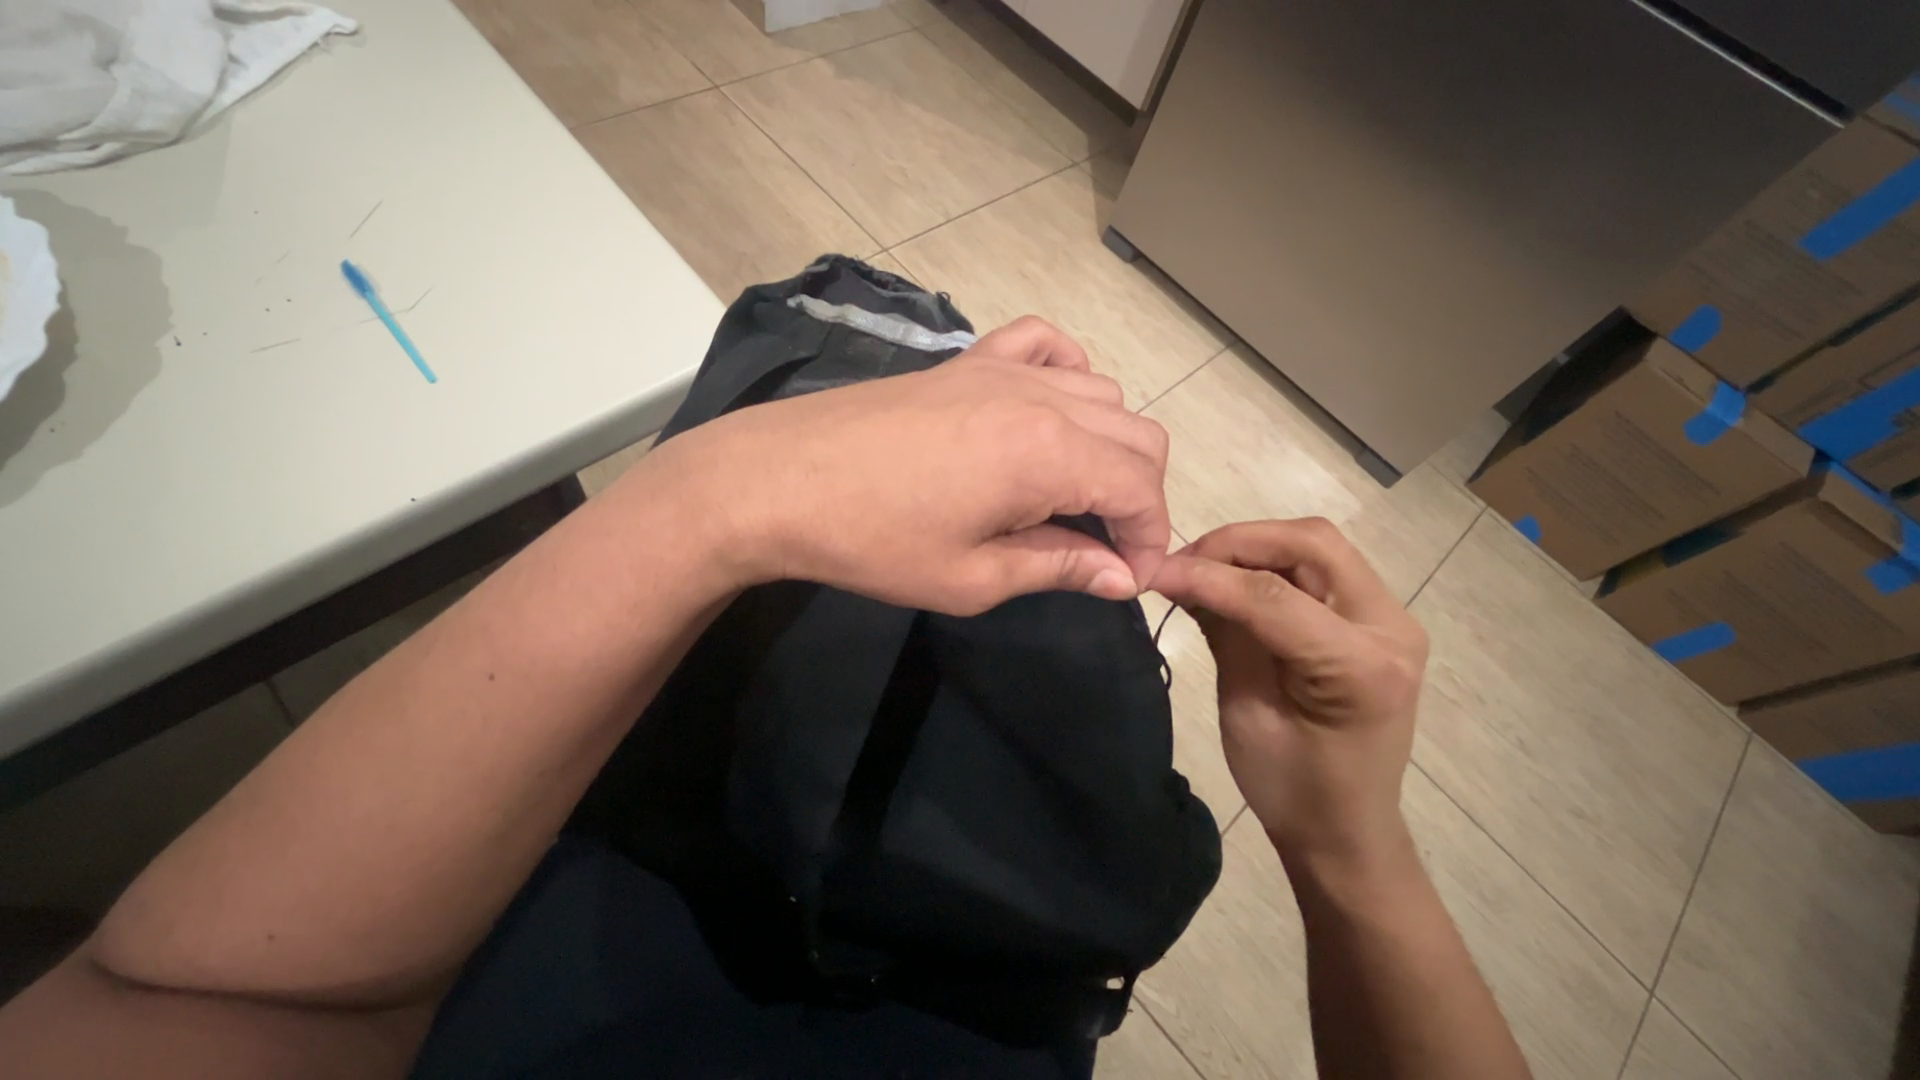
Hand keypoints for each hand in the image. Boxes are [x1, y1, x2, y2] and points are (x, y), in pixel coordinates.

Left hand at [628, 316, 1171, 615]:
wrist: (778, 481)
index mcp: (1048, 454)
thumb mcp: (972, 577)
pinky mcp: (968, 359)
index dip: (1151, 539)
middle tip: (1104, 546)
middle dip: (1140, 497)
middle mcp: (1042, 398)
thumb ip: (1059, 567)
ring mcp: (1004, 368)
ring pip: (1103, 393)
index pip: (1141, 489)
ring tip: (1070, 495)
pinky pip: (1045, 344)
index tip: (1130, 578)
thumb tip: (1122, 577)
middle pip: (1138, 436)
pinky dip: (1068, 375)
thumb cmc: (873, 542)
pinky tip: (1050, 411)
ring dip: (1108, 445)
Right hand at [1150, 520, 1427, 871]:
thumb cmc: (1289, 788)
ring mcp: (1389, 619)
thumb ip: (1224, 632)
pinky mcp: (1375, 619)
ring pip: (1316, 544)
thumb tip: (1179, 575)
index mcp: (1360, 667)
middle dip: (1238, 541)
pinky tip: (1231, 582)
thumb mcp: (1245, 712)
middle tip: (1184, 563)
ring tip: (1202, 570)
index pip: (1274, 594)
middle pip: (1311, 542)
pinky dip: (1270, 563)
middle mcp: (1389, 628)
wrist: (1345, 828)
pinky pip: (1319, 568)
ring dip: (1254, 546)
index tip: (1152, 571)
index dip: (1207, 574)